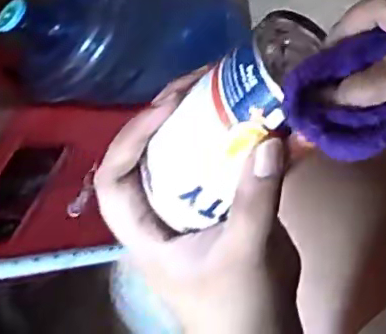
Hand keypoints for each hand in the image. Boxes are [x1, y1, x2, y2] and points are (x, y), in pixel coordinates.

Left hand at [95, 71, 301, 333]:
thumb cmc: (237, 307)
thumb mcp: (243, 254)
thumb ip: (255, 199)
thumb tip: (270, 138)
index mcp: (147, 229)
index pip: (115, 178)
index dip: (132, 136)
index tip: (169, 105)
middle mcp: (166, 208)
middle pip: (154, 149)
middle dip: (175, 109)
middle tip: (205, 78)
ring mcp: (198, 202)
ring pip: (192, 147)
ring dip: (211, 113)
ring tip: (232, 80)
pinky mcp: (231, 198)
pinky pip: (232, 154)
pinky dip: (250, 132)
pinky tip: (269, 110)